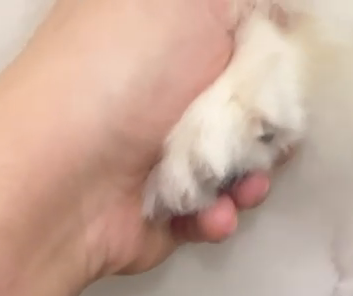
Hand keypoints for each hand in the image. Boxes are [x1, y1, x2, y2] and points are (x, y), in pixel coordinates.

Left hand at [2, 0, 278, 275]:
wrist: (64, 181)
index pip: (243, 34)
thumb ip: (247, 0)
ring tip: (239, 188)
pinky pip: (211, 211)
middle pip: (249, 103)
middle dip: (268, 125)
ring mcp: (161, 149)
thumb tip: (275, 12)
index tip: (287, 69)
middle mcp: (163, 82)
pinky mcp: (163, 208)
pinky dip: (216, 216)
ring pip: (236, 164)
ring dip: (248, 179)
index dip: (275, 53)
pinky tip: (208, 215)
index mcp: (166, 23)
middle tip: (267, 135)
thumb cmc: (121, 70)